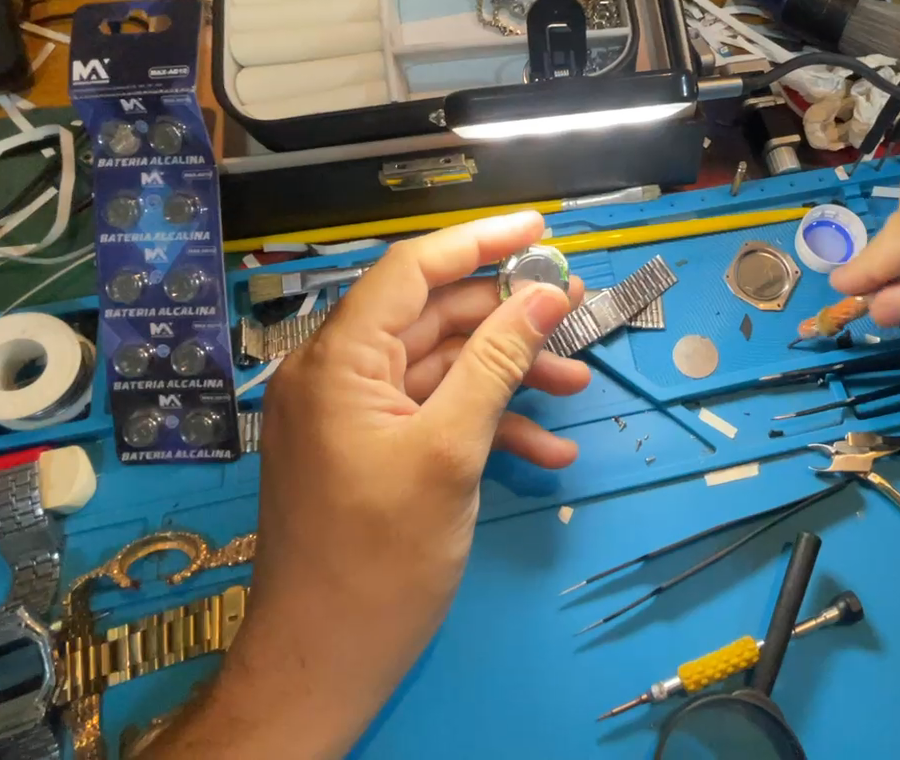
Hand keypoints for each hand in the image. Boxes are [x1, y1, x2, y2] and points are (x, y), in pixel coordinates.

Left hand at [194, 213, 588, 756]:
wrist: (323, 668)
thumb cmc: (380, 559)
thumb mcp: (451, 450)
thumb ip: (497, 362)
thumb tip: (545, 296)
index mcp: (339, 359)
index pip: (412, 269)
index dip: (480, 241)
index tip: (539, 230)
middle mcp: (341, 374)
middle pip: (436, 318)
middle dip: (509, 317)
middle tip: (576, 310)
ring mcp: (356, 414)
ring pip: (444, 367)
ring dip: (510, 373)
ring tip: (577, 380)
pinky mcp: (374, 448)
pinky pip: (435, 414)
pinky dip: (487, 422)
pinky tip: (546, 448)